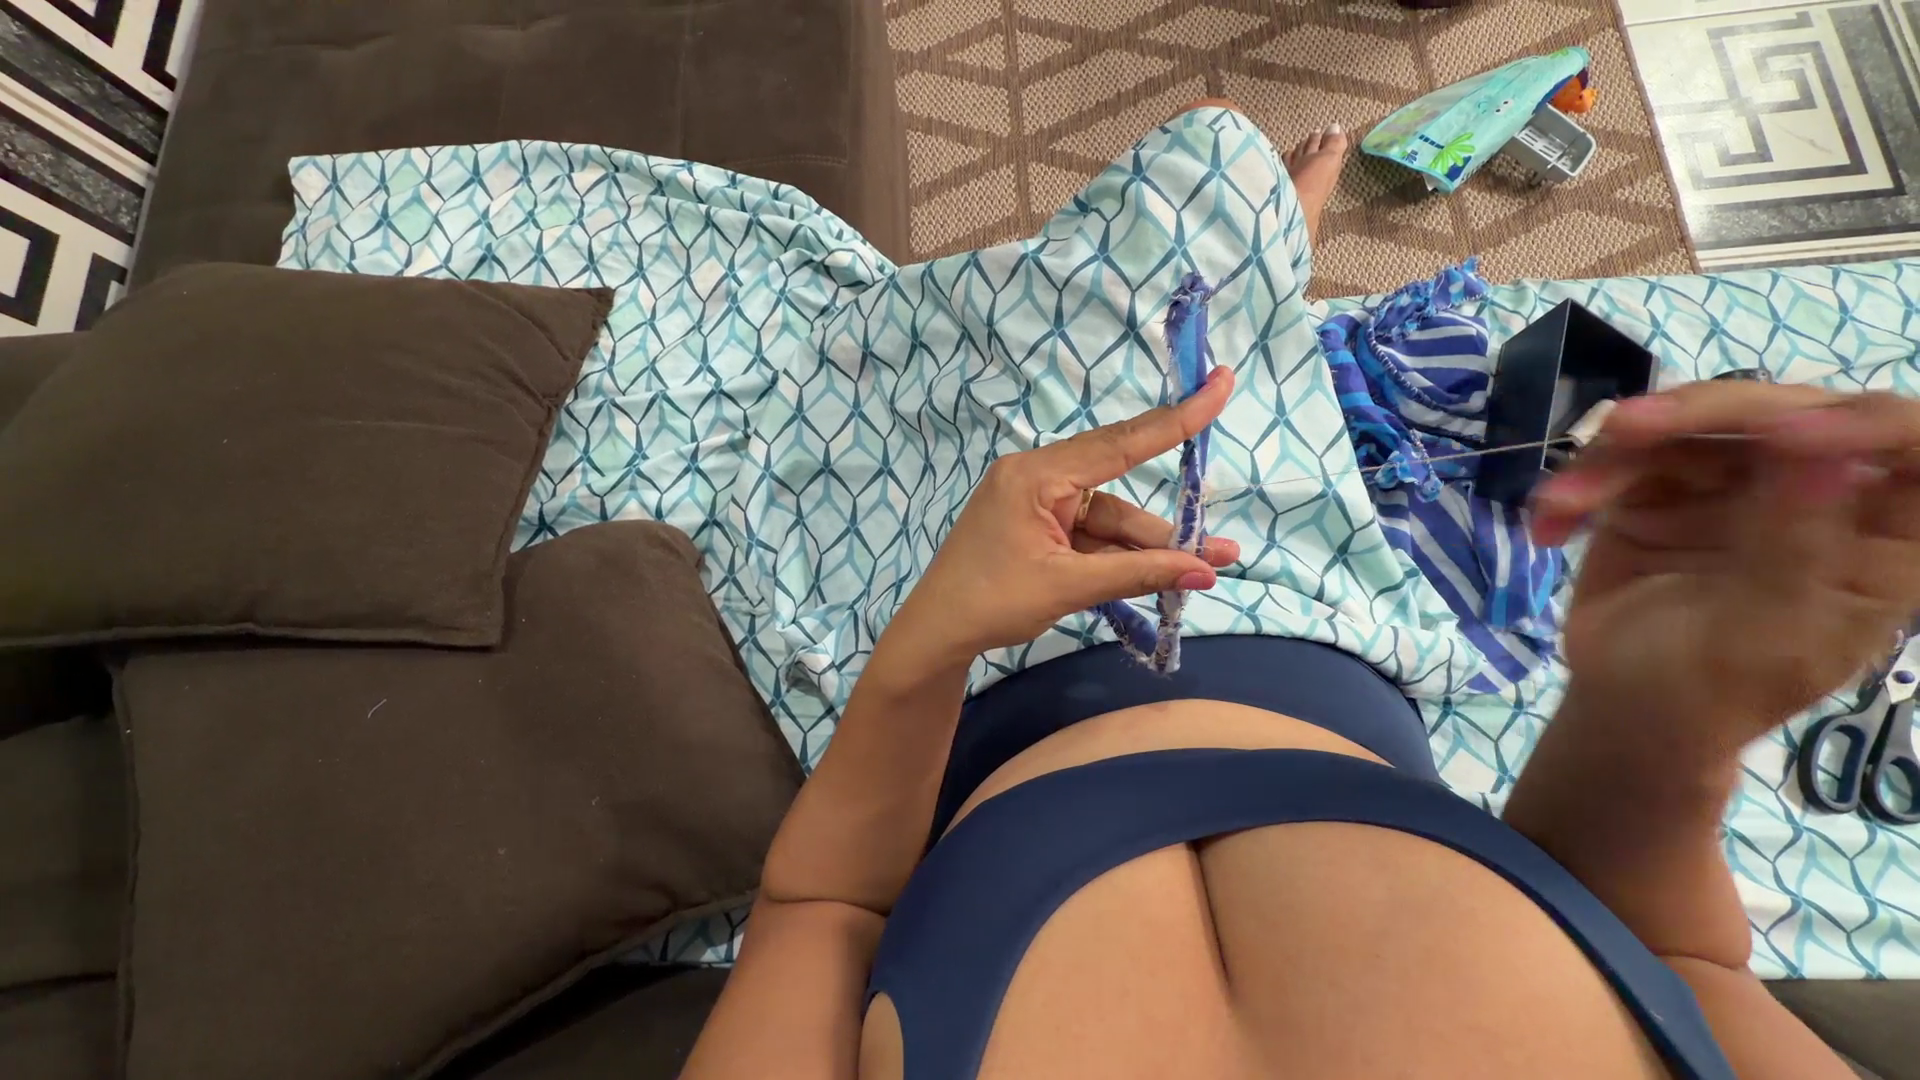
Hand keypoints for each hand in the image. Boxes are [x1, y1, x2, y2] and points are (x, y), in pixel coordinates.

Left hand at [882, 368, 1241, 669]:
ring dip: (1148, 549)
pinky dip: (1120, 558)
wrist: (937, 634)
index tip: (1220, 384)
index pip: (1119, 443)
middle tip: (1223, 539)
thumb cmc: (991, 602)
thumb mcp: (1067, 587)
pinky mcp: (1038, 531)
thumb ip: (1137, 574)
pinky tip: (1159, 576)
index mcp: (1036, 475)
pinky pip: (1090, 538)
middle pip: (1117, 491)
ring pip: (1108, 522)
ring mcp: (1038, 506)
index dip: (1176, 419)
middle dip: (1166, 525)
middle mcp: (1038, 479)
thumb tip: (1206, 570)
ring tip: (1204, 569)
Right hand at [1531, 382, 1919, 741]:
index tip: (1783, 436)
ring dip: (1610, 457)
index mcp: (1880, 531)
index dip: (1858, 424)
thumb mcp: (1763, 633)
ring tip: (1560, 503)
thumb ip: (1795, 545)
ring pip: (1683, 427)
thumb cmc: (1712, 688)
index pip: (1907, 445)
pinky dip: (1575, 487)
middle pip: (1777, 414)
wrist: (1624, 706)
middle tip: (1623, 428)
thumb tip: (1824, 453)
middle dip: (1697, 413)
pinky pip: (1616, 461)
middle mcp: (1813, 491)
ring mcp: (1728, 487)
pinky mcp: (1655, 491)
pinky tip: (1548, 525)